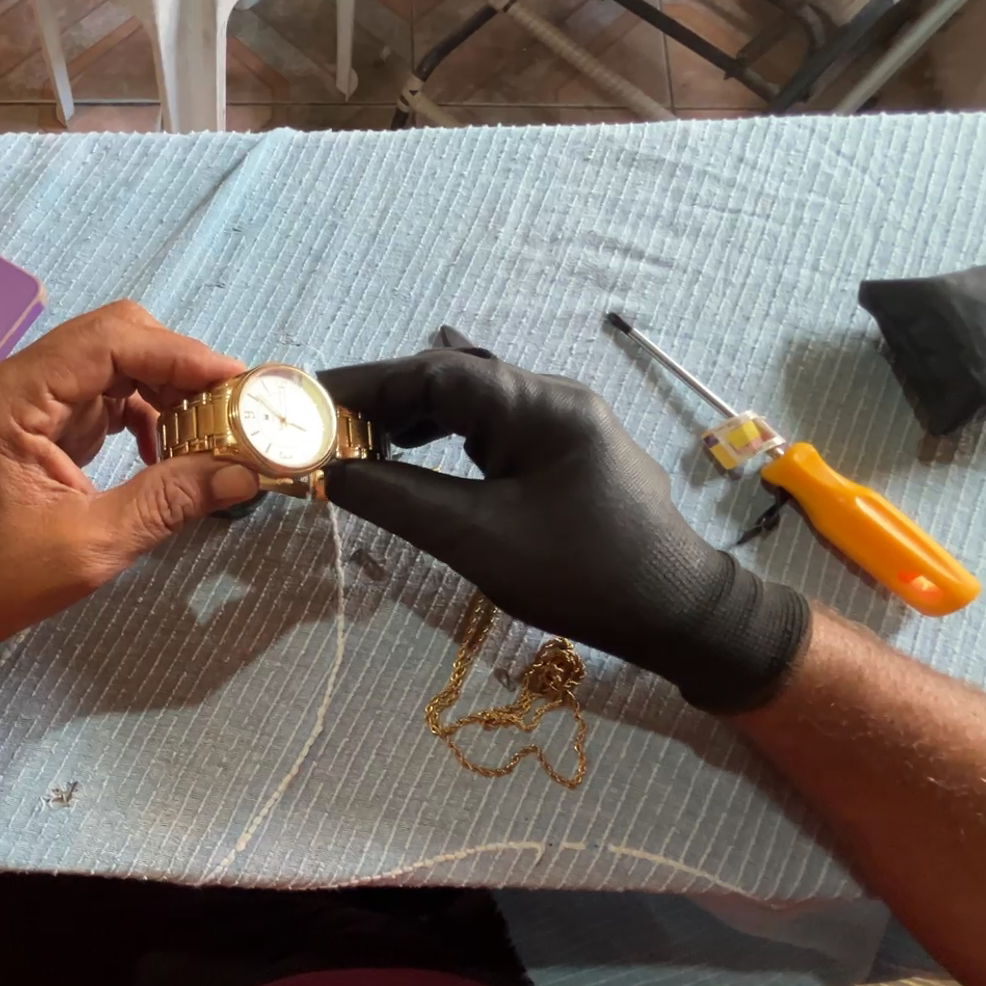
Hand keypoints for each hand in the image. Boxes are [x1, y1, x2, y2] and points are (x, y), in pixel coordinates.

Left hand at [0, 302, 259, 679]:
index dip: (179, 354)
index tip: (237, 381)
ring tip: (208, 427)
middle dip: (175, 367)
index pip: (107, 341)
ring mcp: (23, 402)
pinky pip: (97, 398)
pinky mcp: (35, 425)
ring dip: (162, 389)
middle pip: (109, 340)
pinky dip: (139, 414)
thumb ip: (170, 500)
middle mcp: (14, 384)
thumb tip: (244, 473)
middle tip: (229, 404)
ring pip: (108, 365)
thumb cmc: (1, 580)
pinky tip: (165, 449)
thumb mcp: (94, 542)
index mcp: (13, 399)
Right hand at [319, 347, 807, 711]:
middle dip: (381, 402)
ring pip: (465, 403)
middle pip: (448, 380)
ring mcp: (556, 420)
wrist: (677, 613)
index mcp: (539, 406)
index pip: (434, 373)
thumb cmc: (582, 577)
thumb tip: (328, 475)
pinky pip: (485, 427)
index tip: (309, 403)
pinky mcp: (556, 447)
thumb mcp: (477, 539)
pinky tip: (412, 453)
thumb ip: (397, 499)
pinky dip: (439, 439)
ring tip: (358, 446)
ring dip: (408, 419)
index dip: (365, 384)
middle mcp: (549, 397)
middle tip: (324, 432)